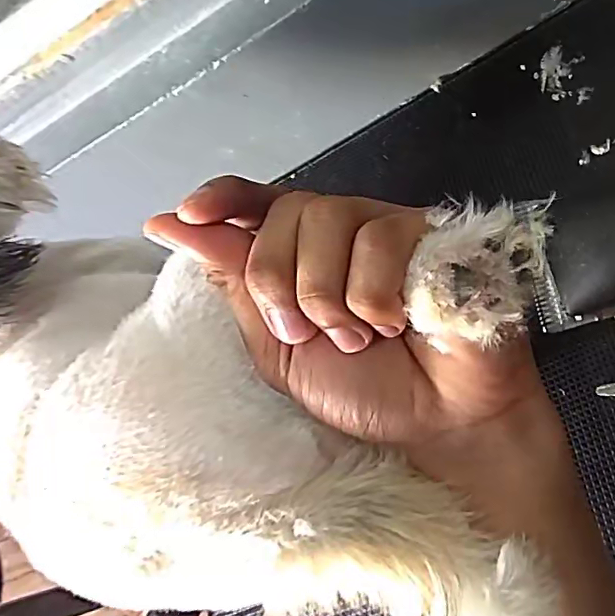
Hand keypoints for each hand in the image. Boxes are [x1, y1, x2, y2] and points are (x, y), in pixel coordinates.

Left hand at [144, 178, 551, 490]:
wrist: (440, 418)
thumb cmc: (367, 390)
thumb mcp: (281, 348)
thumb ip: (239, 285)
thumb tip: (174, 224)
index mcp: (313, 256)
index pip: (267, 202)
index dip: (228, 197)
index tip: (191, 214)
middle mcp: (354, 232)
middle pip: (291, 212)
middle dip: (282, 282)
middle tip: (310, 334)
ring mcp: (396, 229)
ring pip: (332, 219)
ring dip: (330, 296)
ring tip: (362, 336)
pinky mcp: (435, 234)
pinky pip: (381, 237)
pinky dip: (372, 294)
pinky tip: (396, 322)